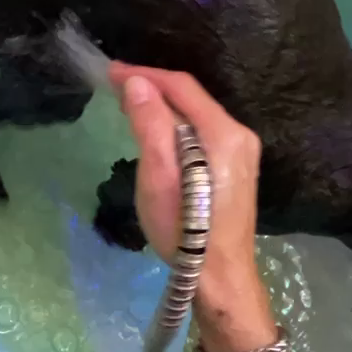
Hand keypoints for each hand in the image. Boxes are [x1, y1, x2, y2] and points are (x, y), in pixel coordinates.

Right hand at [109, 64, 276, 347]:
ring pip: (195, 112)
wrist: (219, 279)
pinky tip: (154, 129)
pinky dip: (174, 121)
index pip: (181, 86)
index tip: (110, 72)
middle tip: (114, 87)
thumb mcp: (158, 176)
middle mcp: (239, 134)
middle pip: (191, 96)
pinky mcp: (235, 166)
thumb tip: (137, 83)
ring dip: (161, 103)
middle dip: (152, 86)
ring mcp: (241, 151)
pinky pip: (201, 129)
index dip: (145, 74)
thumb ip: (151, 124)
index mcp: (223, 133)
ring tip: (128, 104)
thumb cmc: (184, 229)